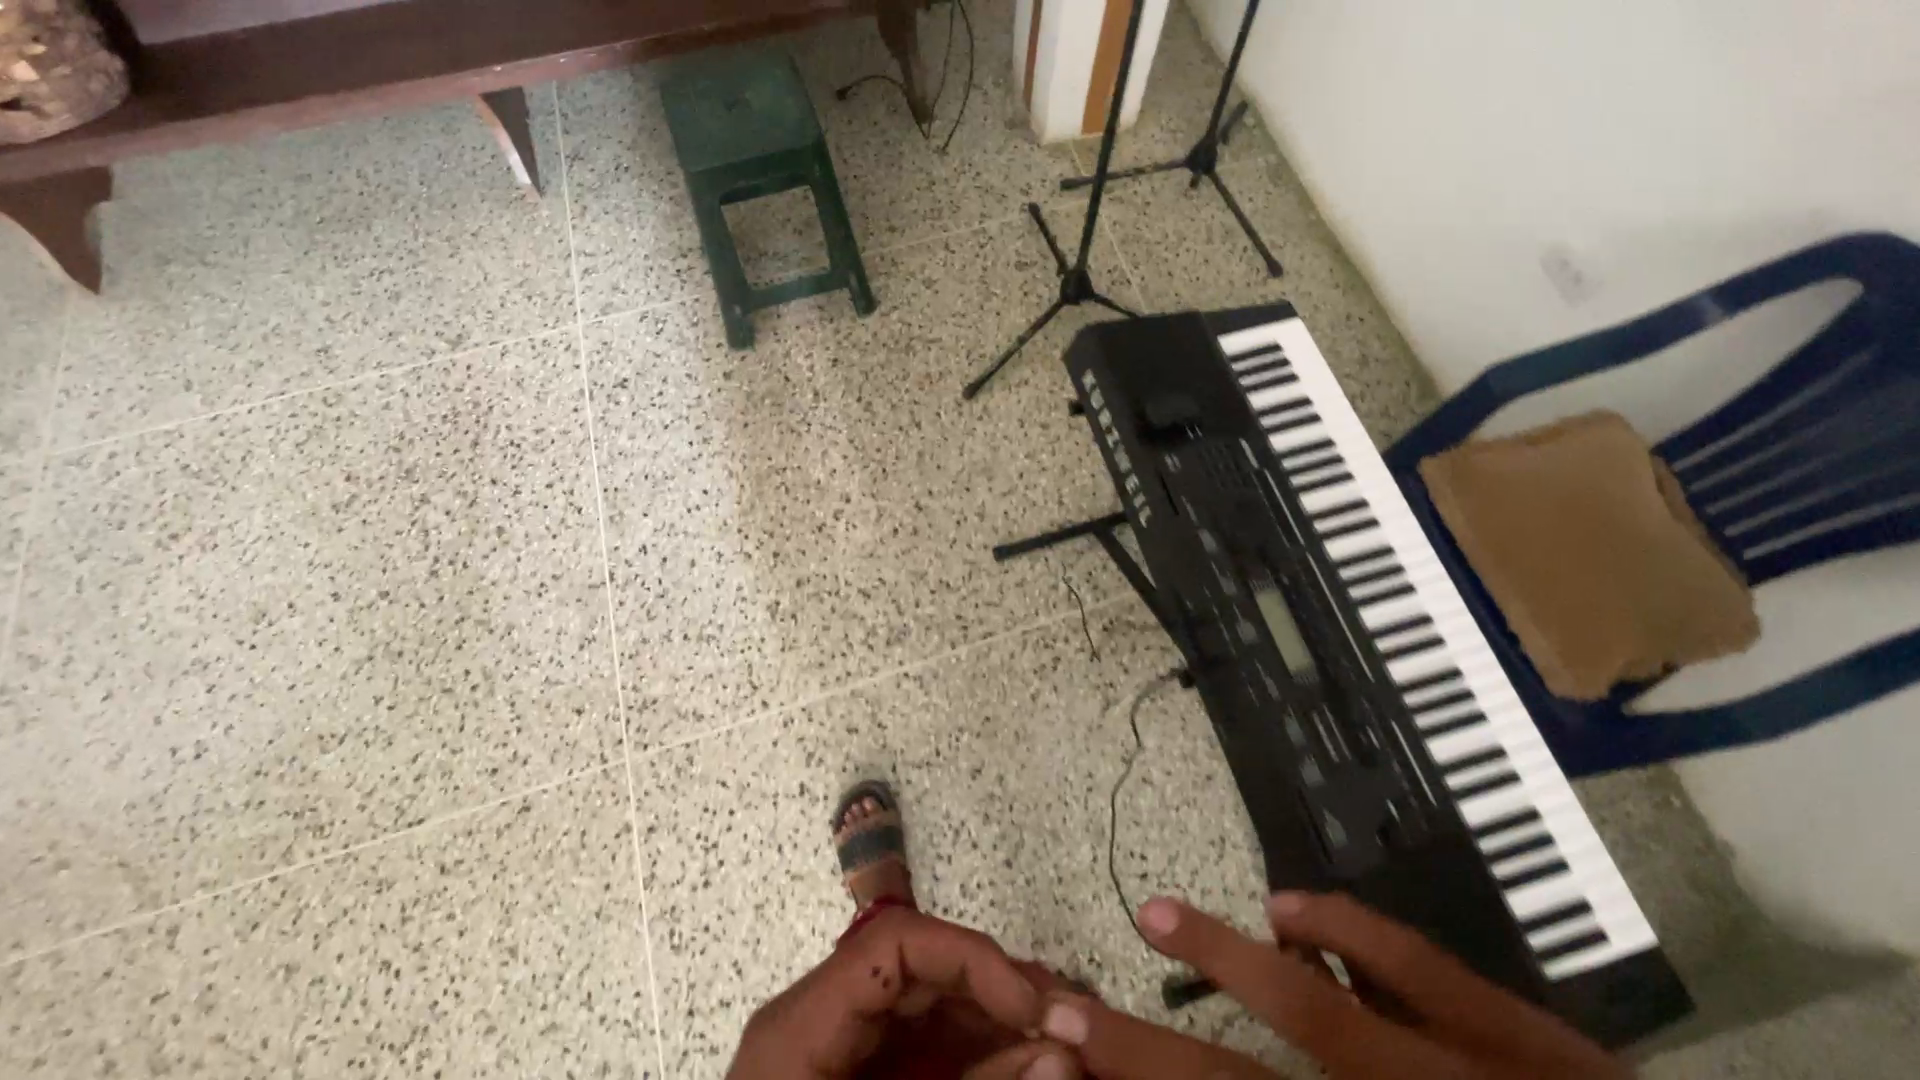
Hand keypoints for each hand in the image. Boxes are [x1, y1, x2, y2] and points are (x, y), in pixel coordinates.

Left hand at [727, 906, 1080, 1079]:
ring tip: (1056, 1043)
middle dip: (997, 989)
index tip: (1031, 1003)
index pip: (894, 942)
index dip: (970, 955)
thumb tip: (1061, 1056)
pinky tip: (1021, 1064)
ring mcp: (845, 1046)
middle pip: (920, 968)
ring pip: (931, 1004)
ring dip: (997, 1019)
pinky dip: (978, 1053)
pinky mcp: (865, 1075)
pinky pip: (928, 1044)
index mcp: (804, 1022)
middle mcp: (824, 1016)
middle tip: (1065, 1023)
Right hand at [1035, 893, 1630, 1079]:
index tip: (1069, 1042)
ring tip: (1162, 917)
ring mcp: (1477, 1071)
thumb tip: (1234, 1070)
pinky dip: (1345, 929)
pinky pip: (1419, 967)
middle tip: (1071, 1009)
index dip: (1142, 1074)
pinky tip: (1294, 907)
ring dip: (1234, 958)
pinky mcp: (1532, 1039)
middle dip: (1149, 1048)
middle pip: (1249, 1074)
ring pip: (1327, 1004)